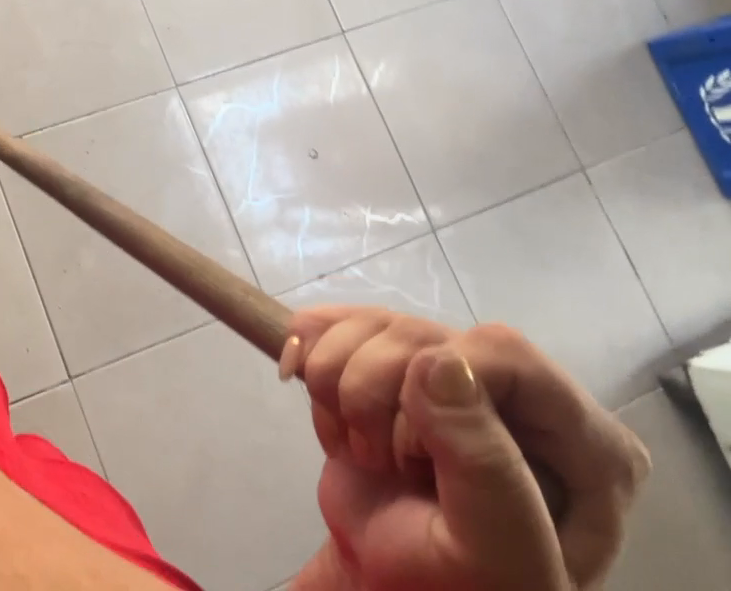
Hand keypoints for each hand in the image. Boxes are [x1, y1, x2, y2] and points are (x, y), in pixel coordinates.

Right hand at [284, 308, 649, 590]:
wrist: (389, 582)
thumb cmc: (456, 584)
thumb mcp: (492, 552)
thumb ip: (486, 466)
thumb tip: (437, 361)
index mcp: (583, 440)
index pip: (500, 351)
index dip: (434, 380)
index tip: (412, 449)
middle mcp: (519, 392)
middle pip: (419, 334)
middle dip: (371, 393)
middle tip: (379, 460)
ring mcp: (447, 373)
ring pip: (369, 324)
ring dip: (333, 384)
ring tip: (355, 446)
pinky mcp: (384, 365)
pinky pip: (332, 323)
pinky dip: (305, 357)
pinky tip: (321, 406)